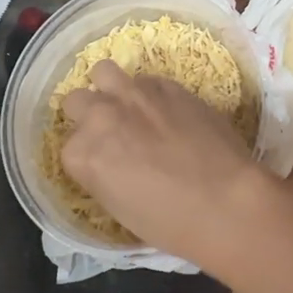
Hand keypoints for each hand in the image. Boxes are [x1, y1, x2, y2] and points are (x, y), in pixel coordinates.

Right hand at [59, 59, 262, 257]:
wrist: (224, 197)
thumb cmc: (168, 220)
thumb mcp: (117, 207)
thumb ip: (101, 172)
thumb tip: (108, 158)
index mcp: (83, 153)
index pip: (68, 146)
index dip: (86, 155)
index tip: (101, 165)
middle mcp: (102, 115)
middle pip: (76, 99)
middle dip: (88, 114)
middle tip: (110, 132)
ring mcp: (135, 93)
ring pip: (104, 72)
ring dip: (110, 88)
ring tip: (128, 108)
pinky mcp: (168, 83)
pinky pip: (145, 79)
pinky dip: (148, 92)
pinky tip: (166, 112)